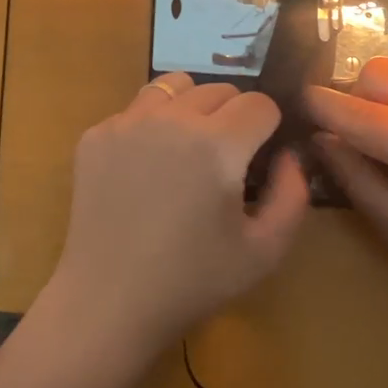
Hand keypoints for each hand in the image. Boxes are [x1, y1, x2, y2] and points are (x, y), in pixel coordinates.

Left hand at [47, 72, 309, 358]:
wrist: (109, 300)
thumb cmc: (193, 281)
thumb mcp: (265, 250)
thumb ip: (293, 194)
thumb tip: (289, 154)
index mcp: (217, 145)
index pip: (260, 103)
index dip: (270, 127)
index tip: (263, 155)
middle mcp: (170, 120)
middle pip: (218, 90)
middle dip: (234, 115)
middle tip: (228, 158)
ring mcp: (125, 124)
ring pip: (172, 87)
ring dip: (191, 106)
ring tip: (189, 147)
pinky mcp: (94, 136)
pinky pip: (134, 110)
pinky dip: (150, 124)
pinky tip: (147, 167)